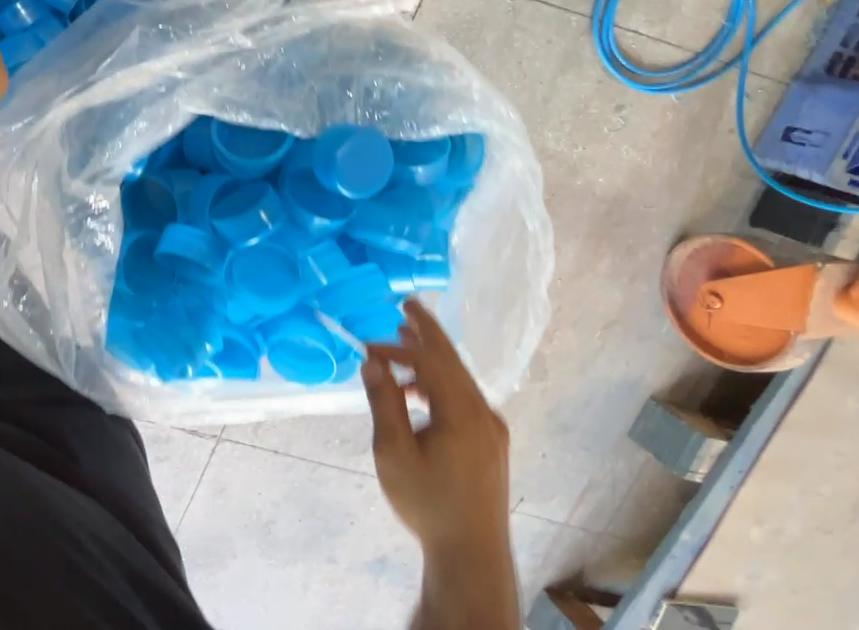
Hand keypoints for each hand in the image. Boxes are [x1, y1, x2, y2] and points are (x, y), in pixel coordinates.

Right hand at [362, 299, 510, 553]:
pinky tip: (419, 393)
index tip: (366, 345)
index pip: (430, 361)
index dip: (398, 346)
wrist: (472, 552)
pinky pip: (464, 399)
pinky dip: (440, 383)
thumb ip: (384, 402)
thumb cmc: (427, 501)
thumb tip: (373, 362)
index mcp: (462, 412)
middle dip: (427, 334)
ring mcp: (492, 430)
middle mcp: (484, 414)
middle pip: (454, 362)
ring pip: (460, 380)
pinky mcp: (491, 444)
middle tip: (407, 305)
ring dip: (432, 359)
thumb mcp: (393, 451)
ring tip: (404, 344)